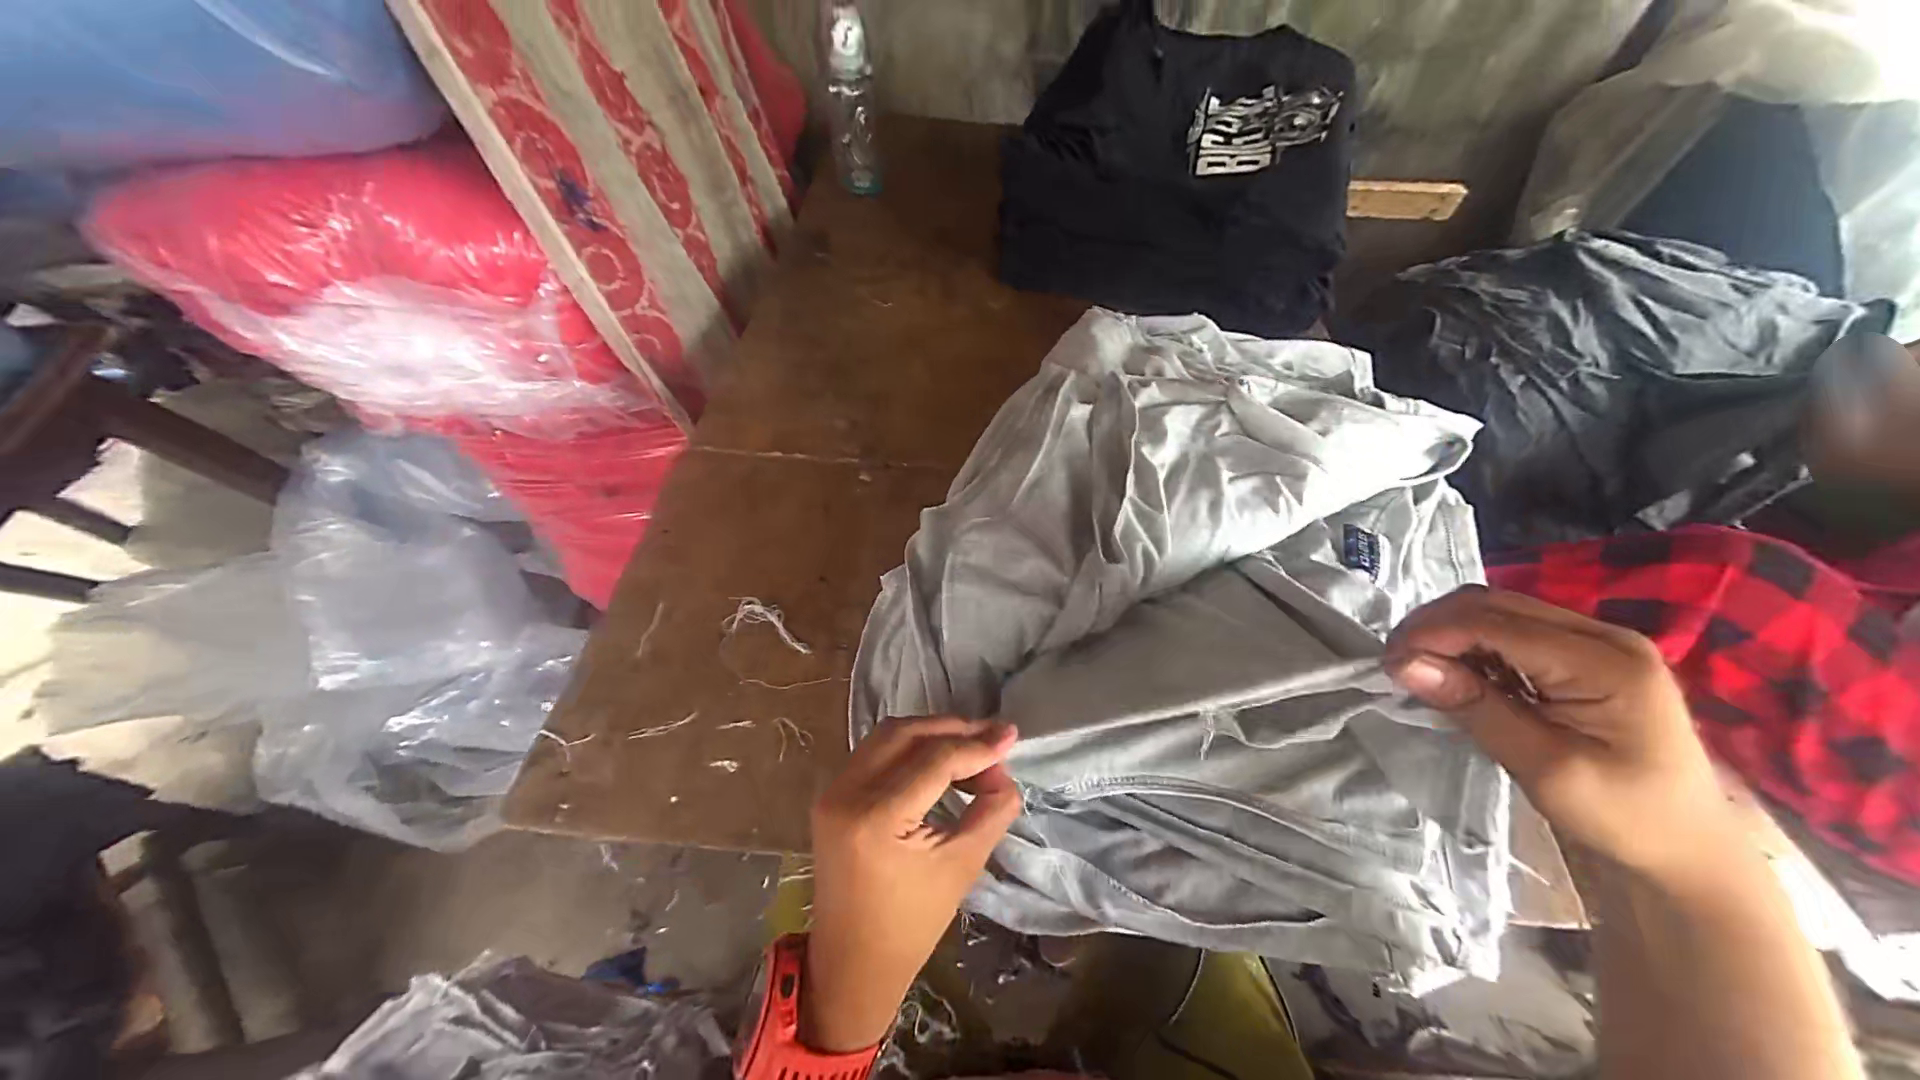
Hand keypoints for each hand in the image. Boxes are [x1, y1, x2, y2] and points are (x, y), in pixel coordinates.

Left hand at [803, 716, 1021, 1052]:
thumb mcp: (961, 867)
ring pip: (888, 736)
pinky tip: (940, 761)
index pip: (934, 760)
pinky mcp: (832, 795)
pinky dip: (910, 748)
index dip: (977, 746)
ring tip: (971, 748)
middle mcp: (846, 793)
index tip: (1011, 736)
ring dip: (932, 734)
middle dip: (954, 730)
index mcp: (875, 818)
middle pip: (906, 734)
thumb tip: (1006, 773)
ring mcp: (833, 792)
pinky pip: (875, 753)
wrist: (853, 964)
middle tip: (993, 739)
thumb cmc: (911, 926)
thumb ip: (990, 812)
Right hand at [1385, 587, 1733, 878]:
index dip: (1432, 634)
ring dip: (1447, 632)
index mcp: (1606, 662)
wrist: (1689, 847)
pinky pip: (1509, 629)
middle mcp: (1603, 636)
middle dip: (1432, 626)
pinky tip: (1455, 672)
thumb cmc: (1624, 815)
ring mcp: (1596, 642)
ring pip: (1496, 610)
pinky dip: (1469, 643)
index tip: (1388, 665)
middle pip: (1493, 603)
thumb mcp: (1543, 767)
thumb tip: (1404, 665)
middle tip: (1395, 664)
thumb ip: (1475, 708)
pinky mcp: (1582, 655)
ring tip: (1417, 668)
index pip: (1495, 622)